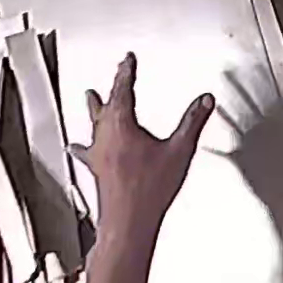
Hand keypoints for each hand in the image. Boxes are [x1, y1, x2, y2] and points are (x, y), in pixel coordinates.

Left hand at [70, 52, 213, 246]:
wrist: (129, 222)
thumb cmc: (150, 188)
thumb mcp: (180, 149)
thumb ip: (193, 121)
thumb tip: (204, 100)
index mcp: (122, 127)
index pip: (123, 91)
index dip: (126, 72)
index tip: (128, 59)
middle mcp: (105, 138)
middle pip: (107, 104)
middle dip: (113, 86)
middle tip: (117, 72)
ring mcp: (99, 154)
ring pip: (95, 123)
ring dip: (95, 108)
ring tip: (89, 97)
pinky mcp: (98, 169)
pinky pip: (89, 149)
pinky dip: (85, 142)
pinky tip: (77, 146)